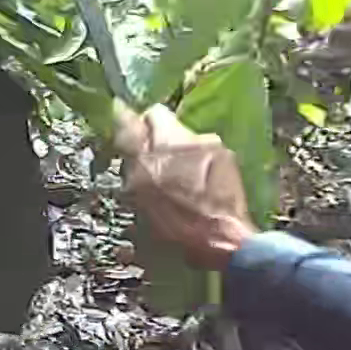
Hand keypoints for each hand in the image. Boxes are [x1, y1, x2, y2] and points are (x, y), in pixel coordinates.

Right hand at [113, 103, 255, 270]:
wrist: (220, 240)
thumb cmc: (173, 215)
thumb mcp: (140, 182)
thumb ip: (131, 143)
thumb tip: (119, 109)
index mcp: (172, 138)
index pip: (152, 114)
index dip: (137, 130)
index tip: (129, 152)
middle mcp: (199, 137)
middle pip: (169, 133)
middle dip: (156, 151)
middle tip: (146, 178)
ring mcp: (218, 152)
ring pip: (186, 149)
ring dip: (174, 165)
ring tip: (168, 192)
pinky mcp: (231, 170)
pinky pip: (202, 164)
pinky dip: (192, 176)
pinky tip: (188, 198)